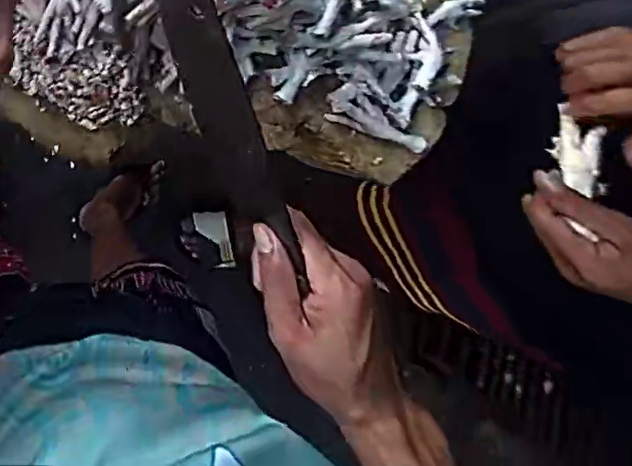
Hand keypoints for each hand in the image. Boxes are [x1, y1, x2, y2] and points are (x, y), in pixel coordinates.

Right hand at [252, 209, 404, 429]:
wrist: (372, 404)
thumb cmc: (326, 373)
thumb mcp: (286, 330)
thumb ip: (274, 277)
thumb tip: (263, 232)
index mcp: (337, 281)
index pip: (299, 226)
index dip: (272, 232)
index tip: (259, 256)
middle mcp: (354, 270)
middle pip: (303, 237)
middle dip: (280, 253)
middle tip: (271, 288)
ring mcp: (362, 276)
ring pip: (312, 248)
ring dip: (294, 264)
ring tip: (289, 300)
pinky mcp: (363, 283)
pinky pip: (324, 261)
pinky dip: (309, 274)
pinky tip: (306, 302)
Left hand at [522, 171, 631, 360]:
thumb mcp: (626, 229)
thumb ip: (578, 206)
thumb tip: (541, 181)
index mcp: (578, 262)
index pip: (539, 216)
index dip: (544, 193)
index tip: (559, 179)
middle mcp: (566, 269)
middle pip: (540, 222)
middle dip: (553, 203)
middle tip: (579, 193)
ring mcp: (571, 271)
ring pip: (549, 228)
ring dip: (562, 213)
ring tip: (591, 209)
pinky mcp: (579, 271)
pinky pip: (562, 238)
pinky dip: (571, 225)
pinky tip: (591, 223)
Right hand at [557, 17, 631, 167]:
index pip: (612, 100)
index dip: (583, 108)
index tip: (573, 113)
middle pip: (587, 75)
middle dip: (570, 89)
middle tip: (574, 97)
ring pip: (577, 58)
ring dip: (567, 72)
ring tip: (576, 82)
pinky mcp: (621, 32)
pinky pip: (577, 42)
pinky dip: (567, 54)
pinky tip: (574, 63)